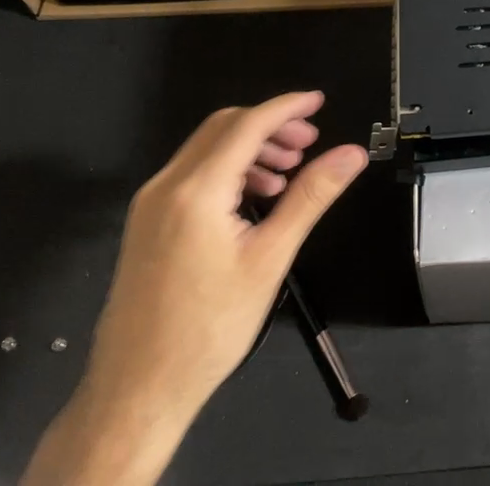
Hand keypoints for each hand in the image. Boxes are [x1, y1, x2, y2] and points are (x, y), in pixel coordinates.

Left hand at [23, 91, 366, 485]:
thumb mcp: (271, 258)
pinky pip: (191, 175)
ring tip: (288, 174)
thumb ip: (311, 197)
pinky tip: (253, 200)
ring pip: (205, 150)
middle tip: (309, 142)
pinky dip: (227, 171)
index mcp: (196, 190)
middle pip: (223, 128)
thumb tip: (350, 154)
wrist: (139, 387)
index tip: (318, 102)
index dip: (286, 107)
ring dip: (249, 148)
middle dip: (270, 126)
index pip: (247, 124)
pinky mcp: (145, 223)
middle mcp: (165, 185)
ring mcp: (149, 204)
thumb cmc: (210, 326)